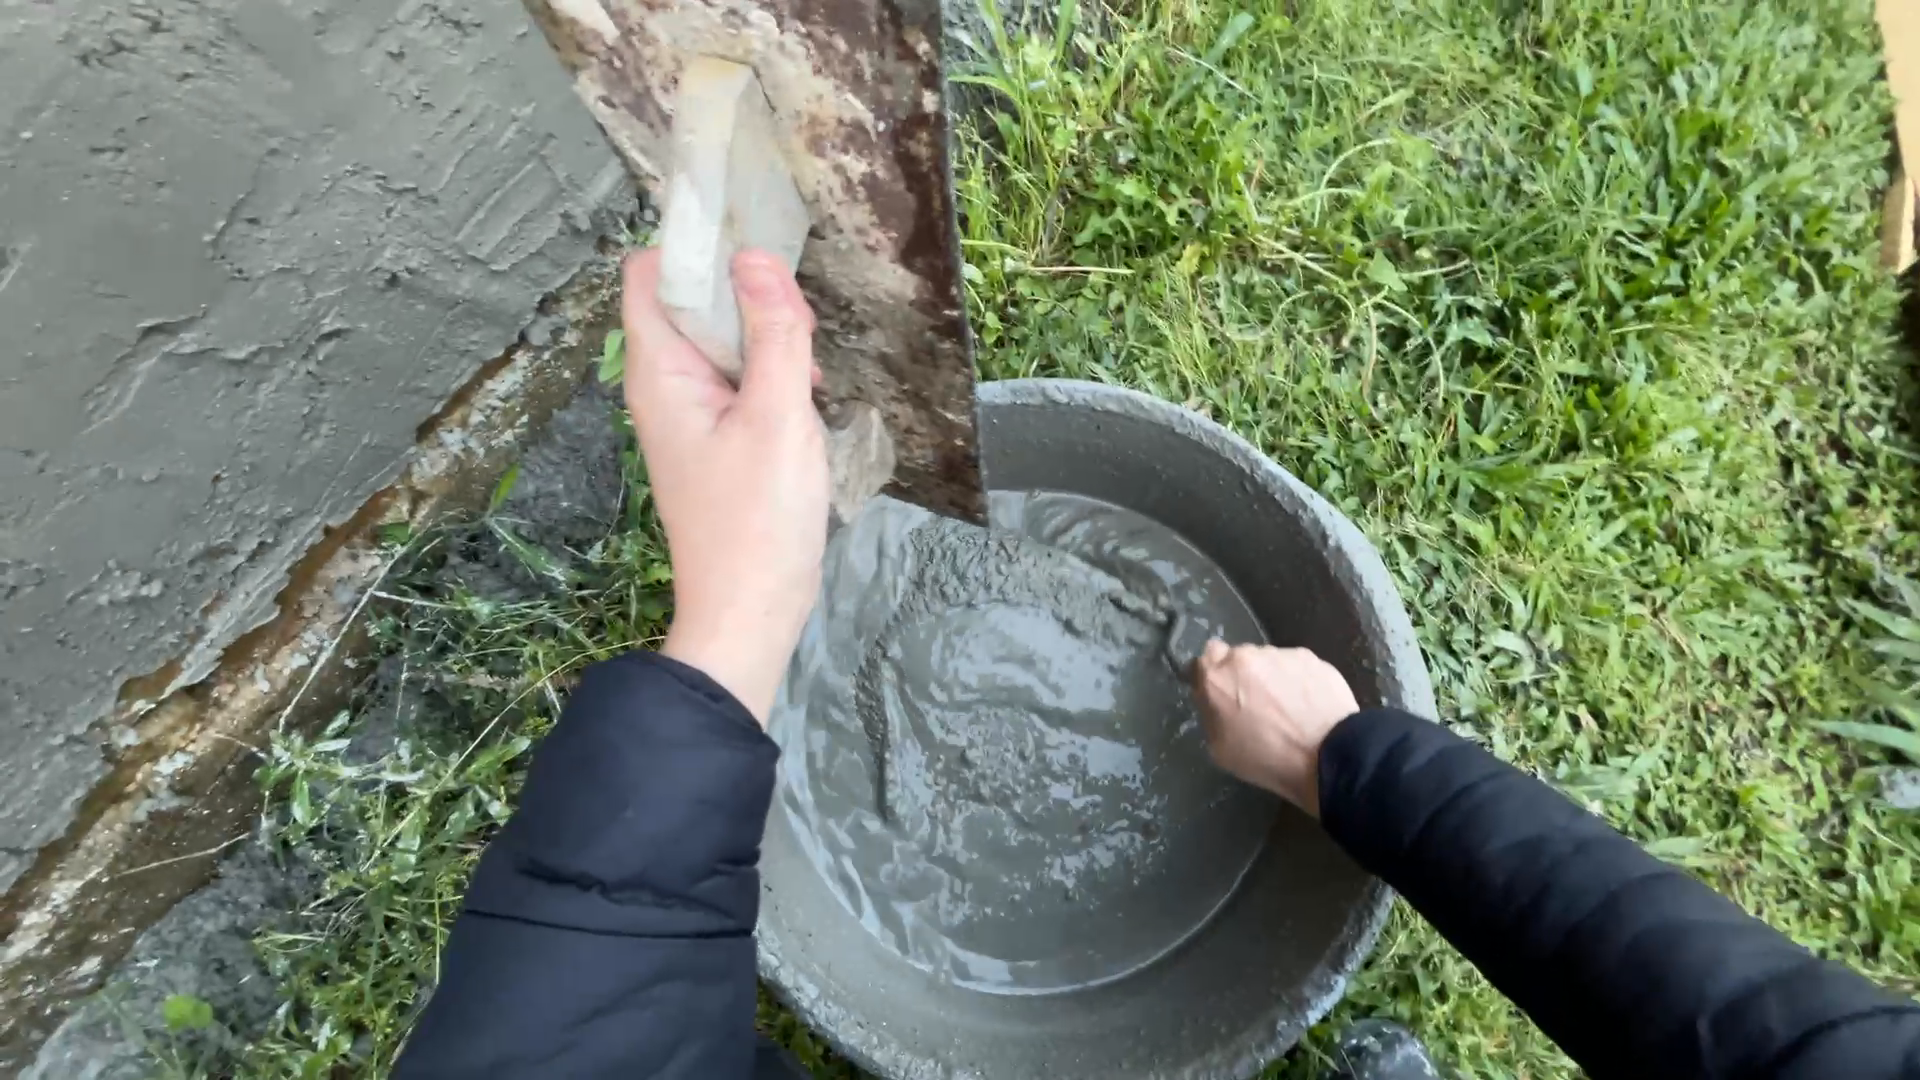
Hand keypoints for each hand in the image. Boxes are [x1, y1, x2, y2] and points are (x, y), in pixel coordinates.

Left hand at [622, 248, 828, 724]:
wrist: (751, 610)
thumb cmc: (760, 519)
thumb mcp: (779, 418)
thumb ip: (773, 334)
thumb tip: (755, 255)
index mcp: (660, 372)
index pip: (650, 273)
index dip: (696, 249)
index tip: (759, 256)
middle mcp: (664, 388)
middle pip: (692, 305)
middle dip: (747, 300)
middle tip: (800, 329)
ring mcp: (689, 418)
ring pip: (721, 346)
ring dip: (767, 343)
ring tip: (810, 377)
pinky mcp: (716, 442)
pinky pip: (737, 384)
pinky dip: (770, 379)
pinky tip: (806, 405)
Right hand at [1191, 642, 1359, 815]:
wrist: (1328, 758)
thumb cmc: (1267, 759)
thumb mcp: (1219, 747)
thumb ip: (1211, 711)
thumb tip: (1215, 699)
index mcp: (1215, 677)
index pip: (1204, 658)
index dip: (1213, 675)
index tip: (1223, 692)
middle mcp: (1244, 657)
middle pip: (1237, 658)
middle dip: (1244, 675)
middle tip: (1258, 703)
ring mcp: (1279, 654)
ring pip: (1268, 660)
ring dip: (1272, 677)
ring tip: (1290, 707)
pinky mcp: (1310, 658)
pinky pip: (1296, 665)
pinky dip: (1298, 679)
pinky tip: (1310, 704)